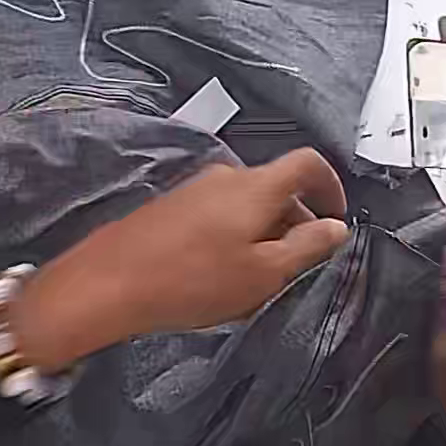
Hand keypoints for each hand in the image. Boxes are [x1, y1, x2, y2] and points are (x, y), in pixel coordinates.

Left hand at [10, 148, 351, 369]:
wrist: (109, 282)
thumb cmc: (194, 279)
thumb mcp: (263, 273)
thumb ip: (306, 246)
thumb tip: (336, 226)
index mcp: (256, 186)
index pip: (308, 164)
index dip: (331, 186)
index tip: (336, 219)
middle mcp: (227, 176)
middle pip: (278, 187)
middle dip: (297, 221)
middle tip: (298, 265)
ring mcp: (196, 188)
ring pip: (249, 202)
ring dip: (266, 231)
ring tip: (259, 276)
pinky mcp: (174, 205)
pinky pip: (221, 211)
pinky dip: (238, 233)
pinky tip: (223, 270)